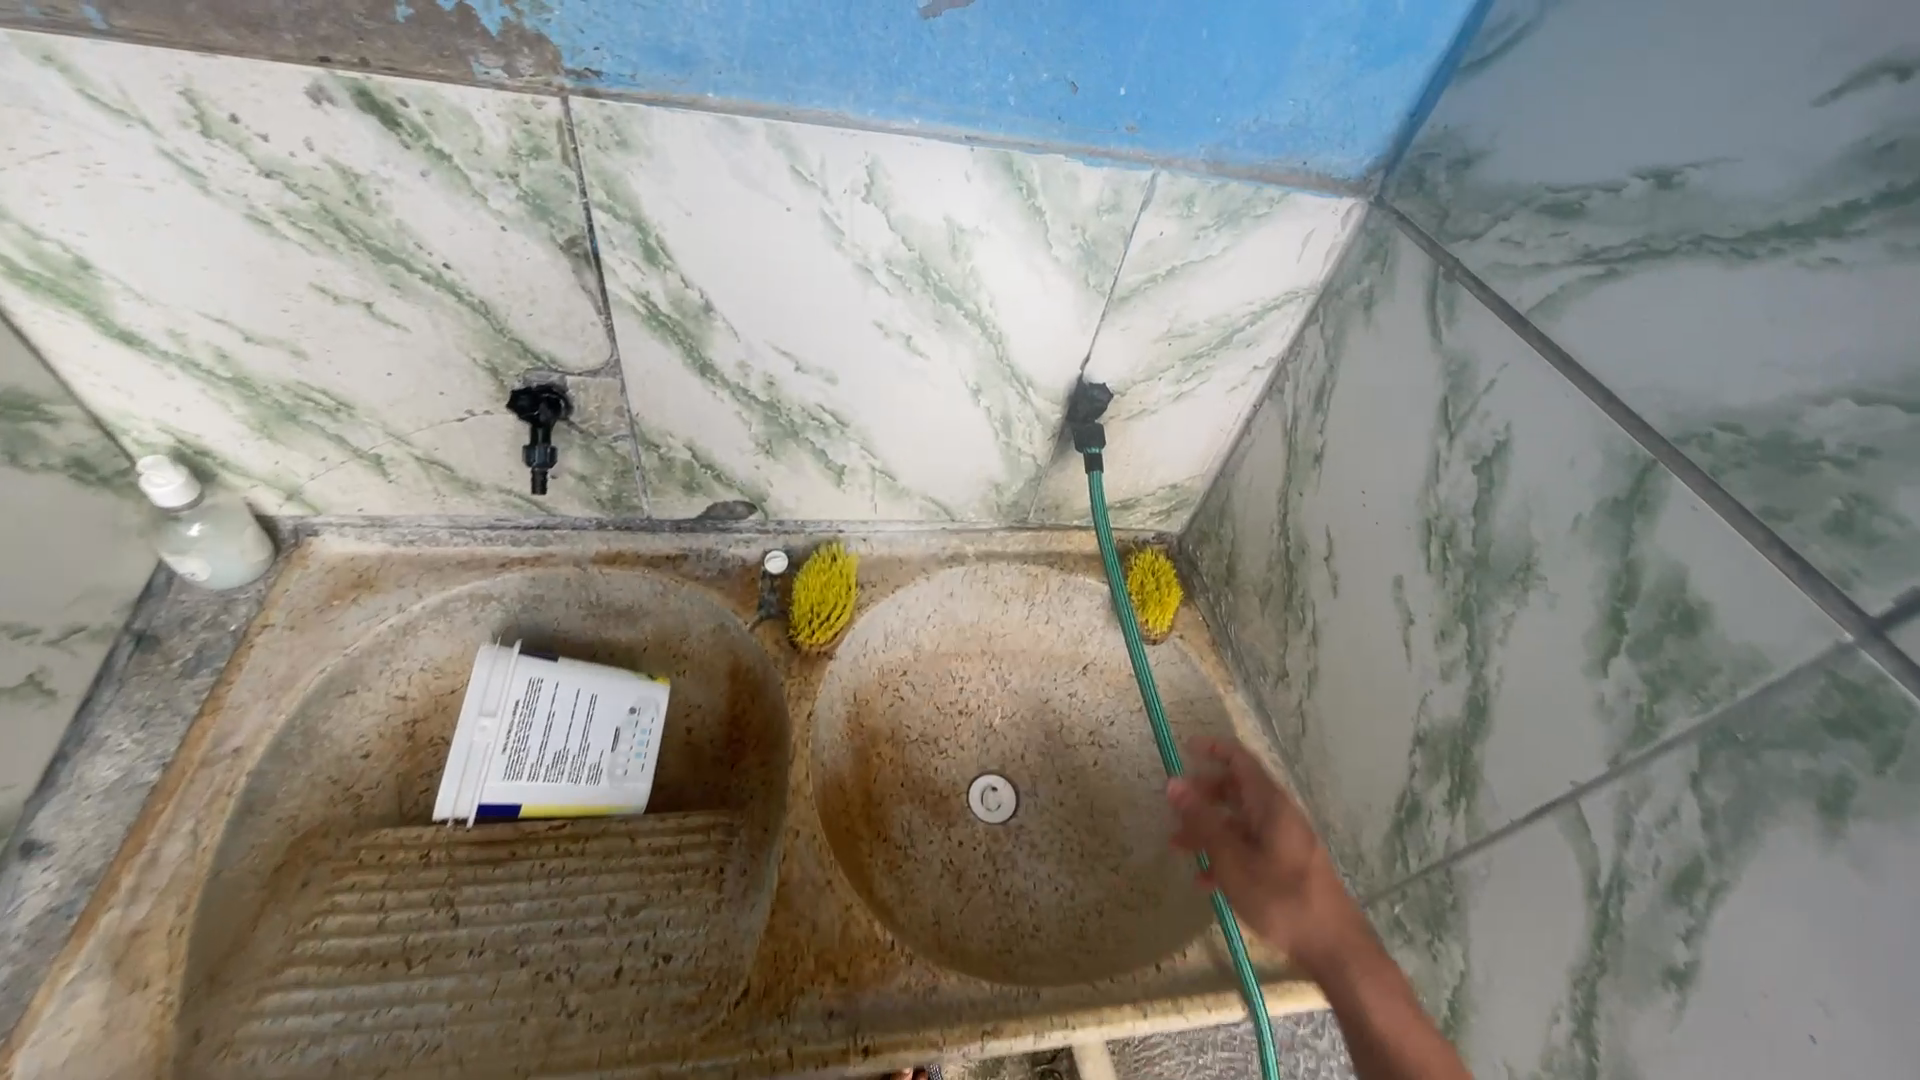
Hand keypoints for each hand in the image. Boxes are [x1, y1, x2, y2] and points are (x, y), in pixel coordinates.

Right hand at [1166, 736, 1369, 976]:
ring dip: (1208, 829)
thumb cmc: (1282, 899)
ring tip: (1177, 847)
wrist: (1336, 948)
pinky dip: (1226, 855)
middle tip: (1173, 808)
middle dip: (1202, 795)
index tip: (1183, 749)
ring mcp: (1284, 841)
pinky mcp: (1286, 866)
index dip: (1212, 749)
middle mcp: (1278, 815)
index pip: (1239, 759)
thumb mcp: (1233, 860)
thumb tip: (1173, 783)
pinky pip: (1250, 847)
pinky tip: (1205, 881)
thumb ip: (1202, 821)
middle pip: (1236, 790)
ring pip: (1239, 821)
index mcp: (1269, 804)